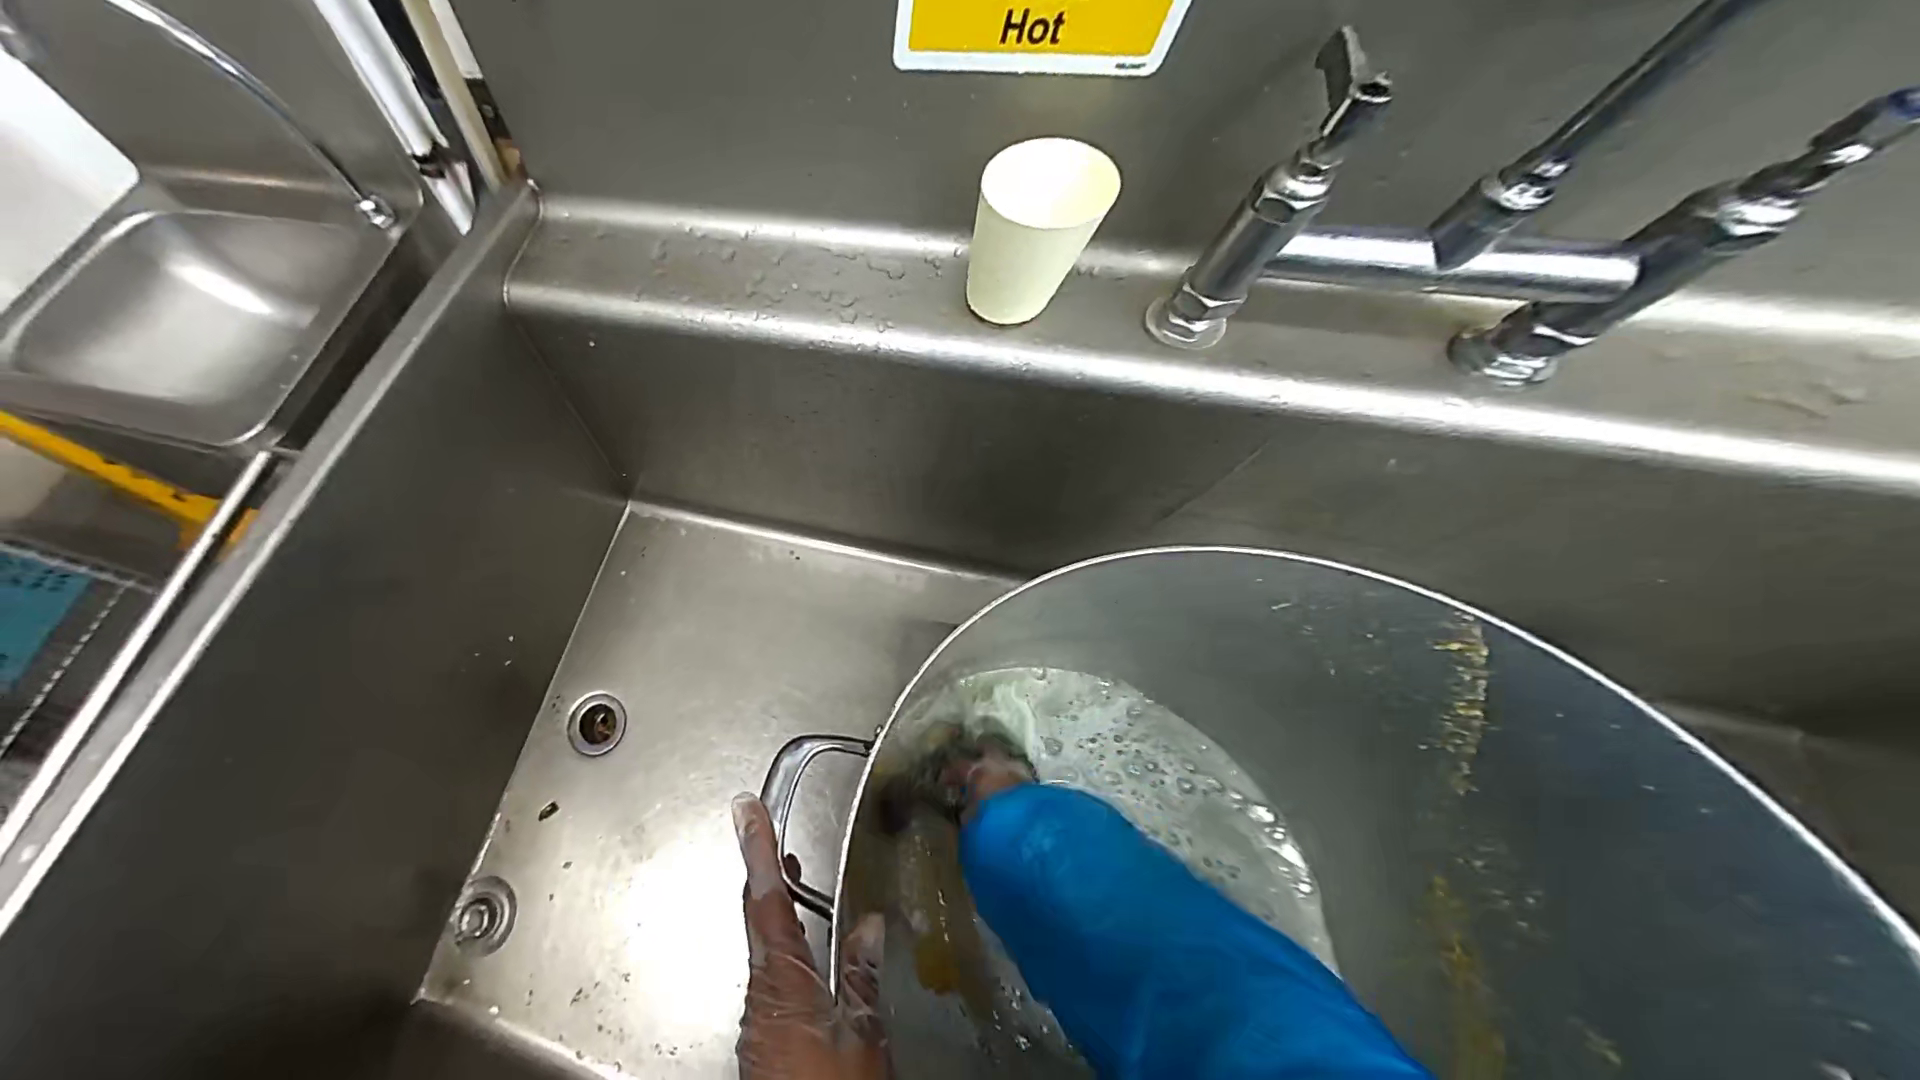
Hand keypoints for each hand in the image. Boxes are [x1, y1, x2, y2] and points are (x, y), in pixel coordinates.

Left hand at [733, 793, 889, 1079]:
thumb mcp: (862, 1037)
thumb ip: (862, 978)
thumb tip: (872, 923)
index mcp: (783, 982)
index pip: (766, 902)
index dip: (758, 851)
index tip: (744, 812)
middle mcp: (762, 993)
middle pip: (757, 920)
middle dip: (763, 874)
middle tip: (769, 836)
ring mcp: (759, 1017)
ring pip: (764, 947)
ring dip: (776, 908)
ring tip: (793, 880)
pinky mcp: (765, 1037)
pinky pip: (771, 975)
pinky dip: (784, 945)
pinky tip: (807, 951)